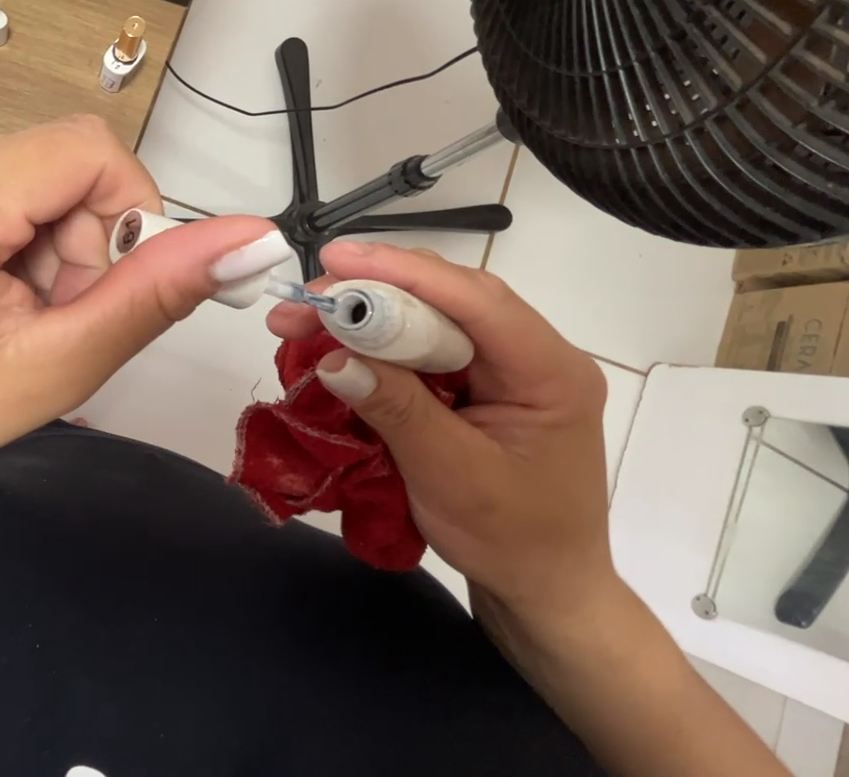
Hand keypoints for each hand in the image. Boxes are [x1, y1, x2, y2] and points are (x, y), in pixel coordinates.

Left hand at [0, 116, 293, 536]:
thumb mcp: (55, 365)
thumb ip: (155, 293)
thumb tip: (251, 238)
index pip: (93, 148)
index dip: (129, 215)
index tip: (104, 292)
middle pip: (66, 162)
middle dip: (86, 242)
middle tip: (50, 321)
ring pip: (39, 175)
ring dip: (54, 244)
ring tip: (14, 315)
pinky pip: (1, 184)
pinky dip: (21, 237)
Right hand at [267, 242, 615, 625]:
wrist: (542, 587)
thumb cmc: (512, 538)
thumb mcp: (452, 476)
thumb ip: (398, 410)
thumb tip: (333, 358)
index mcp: (549, 372)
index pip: (477, 301)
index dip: (404, 273)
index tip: (337, 261)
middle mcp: (528, 355)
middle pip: (446, 297)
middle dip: (370, 290)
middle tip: (302, 298)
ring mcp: (500, 367)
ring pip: (427, 316)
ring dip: (362, 314)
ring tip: (299, 319)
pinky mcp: (472, 382)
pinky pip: (419, 344)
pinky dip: (371, 341)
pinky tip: (332, 343)